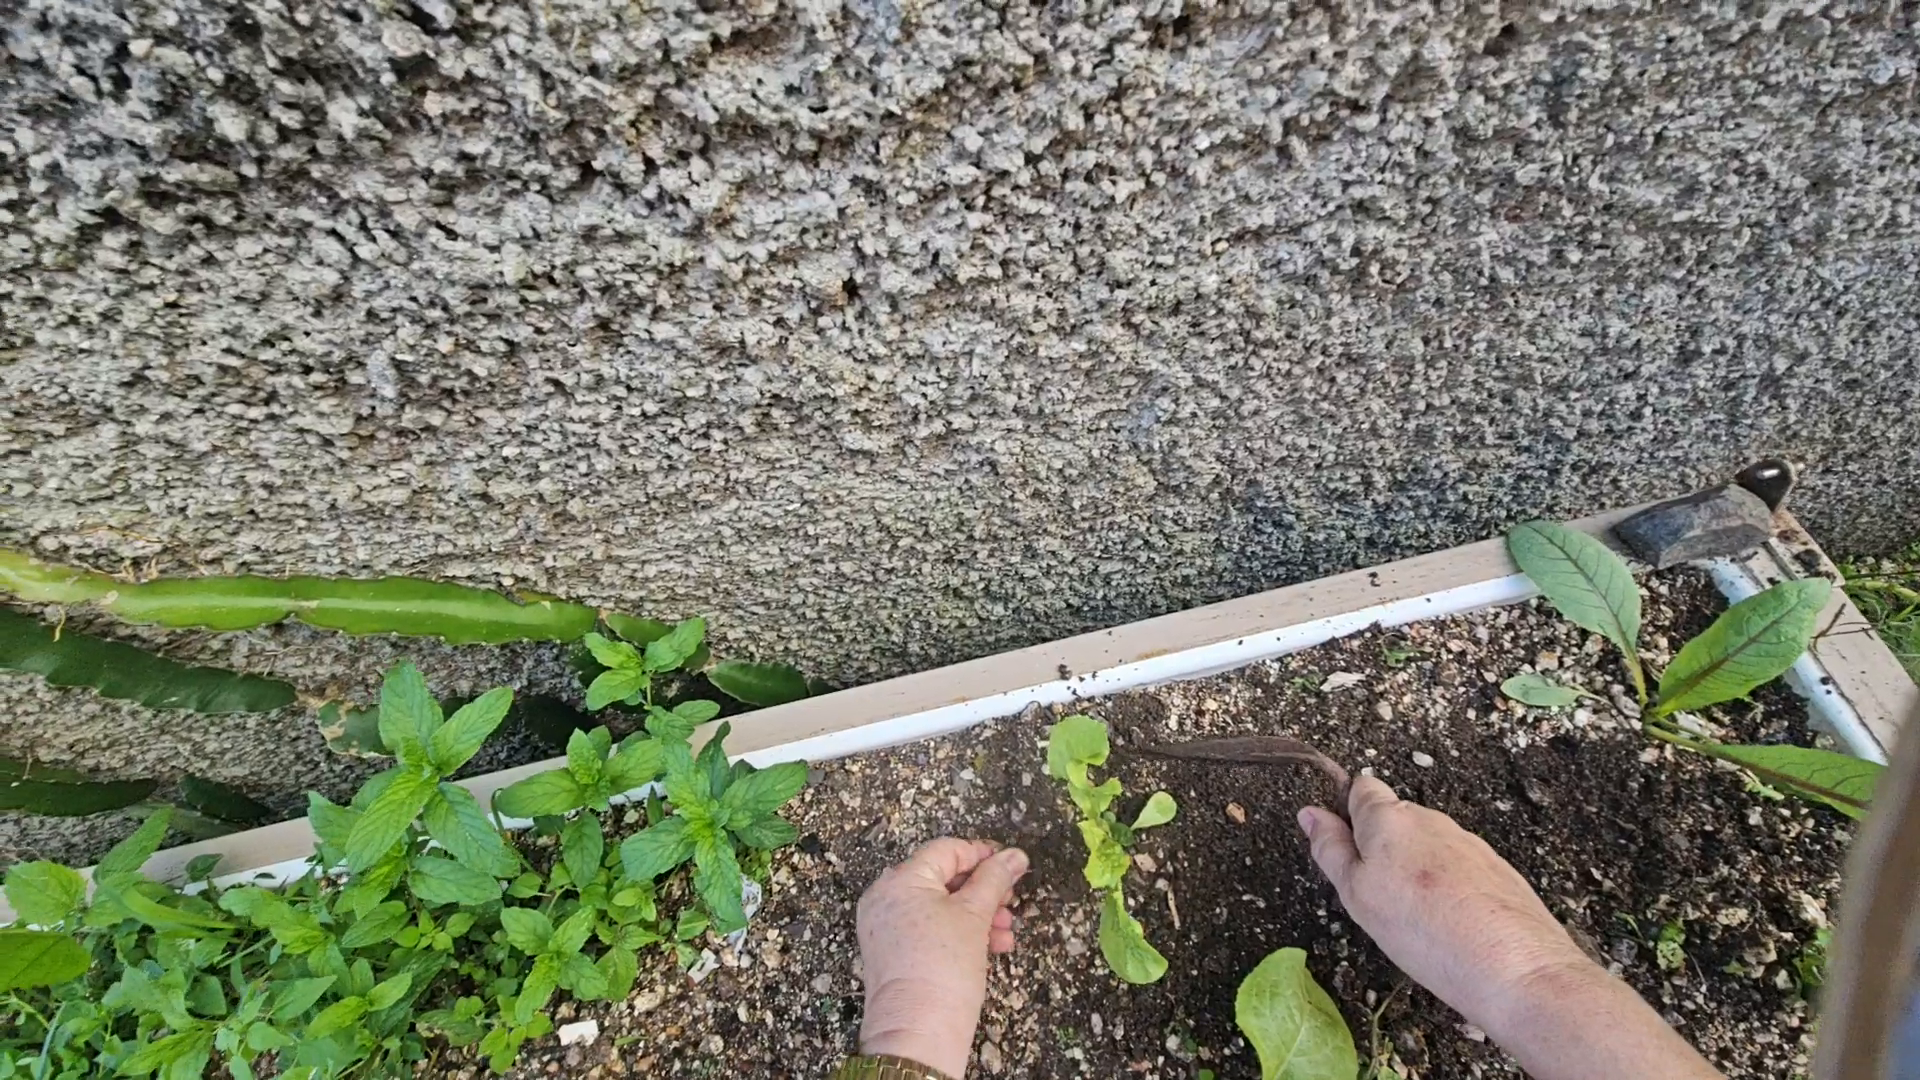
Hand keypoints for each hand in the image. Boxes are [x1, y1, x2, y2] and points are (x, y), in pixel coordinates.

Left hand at [855, 838, 1028, 1076]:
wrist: (917, 1037)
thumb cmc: (944, 969)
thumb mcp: (976, 915)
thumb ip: (995, 878)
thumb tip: (1015, 854)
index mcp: (900, 879)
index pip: (946, 850)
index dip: (981, 854)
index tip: (1010, 864)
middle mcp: (886, 896)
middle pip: (943, 878)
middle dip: (982, 890)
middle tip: (1011, 901)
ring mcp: (887, 925)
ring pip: (939, 905)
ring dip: (977, 914)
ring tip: (1007, 931)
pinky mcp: (892, 952)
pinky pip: (928, 928)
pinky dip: (958, 931)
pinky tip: (991, 946)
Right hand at [1296, 775, 1589, 1027]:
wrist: (1521, 971)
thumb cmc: (1424, 930)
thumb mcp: (1357, 894)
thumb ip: (1330, 848)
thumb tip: (1309, 812)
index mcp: (1389, 817)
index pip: (1361, 787)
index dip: (1348, 811)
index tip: (1348, 849)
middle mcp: (1430, 818)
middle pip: (1394, 819)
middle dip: (1383, 847)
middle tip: (1379, 895)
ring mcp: (1470, 844)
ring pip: (1427, 846)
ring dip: (1416, 869)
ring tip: (1420, 919)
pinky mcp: (1501, 871)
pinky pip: (1459, 869)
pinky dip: (1449, 888)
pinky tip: (1454, 926)